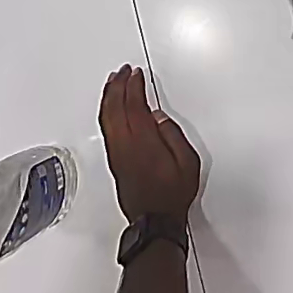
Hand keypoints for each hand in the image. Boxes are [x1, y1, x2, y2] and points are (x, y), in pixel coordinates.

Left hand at [98, 64, 201, 221]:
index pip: (134, 106)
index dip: (133, 86)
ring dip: (109, 95)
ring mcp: (117, 152)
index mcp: (144, 142)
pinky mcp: (114, 159)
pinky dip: (106, 110)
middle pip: (115, 107)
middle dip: (118, 85)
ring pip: (106, 116)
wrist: (155, 220)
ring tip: (113, 81)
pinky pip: (105, 127)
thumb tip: (158, 117)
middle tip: (123, 71)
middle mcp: (126, 145)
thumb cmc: (173, 194)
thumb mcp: (187, 162)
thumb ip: (173, 136)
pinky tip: (110, 106)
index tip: (136, 74)